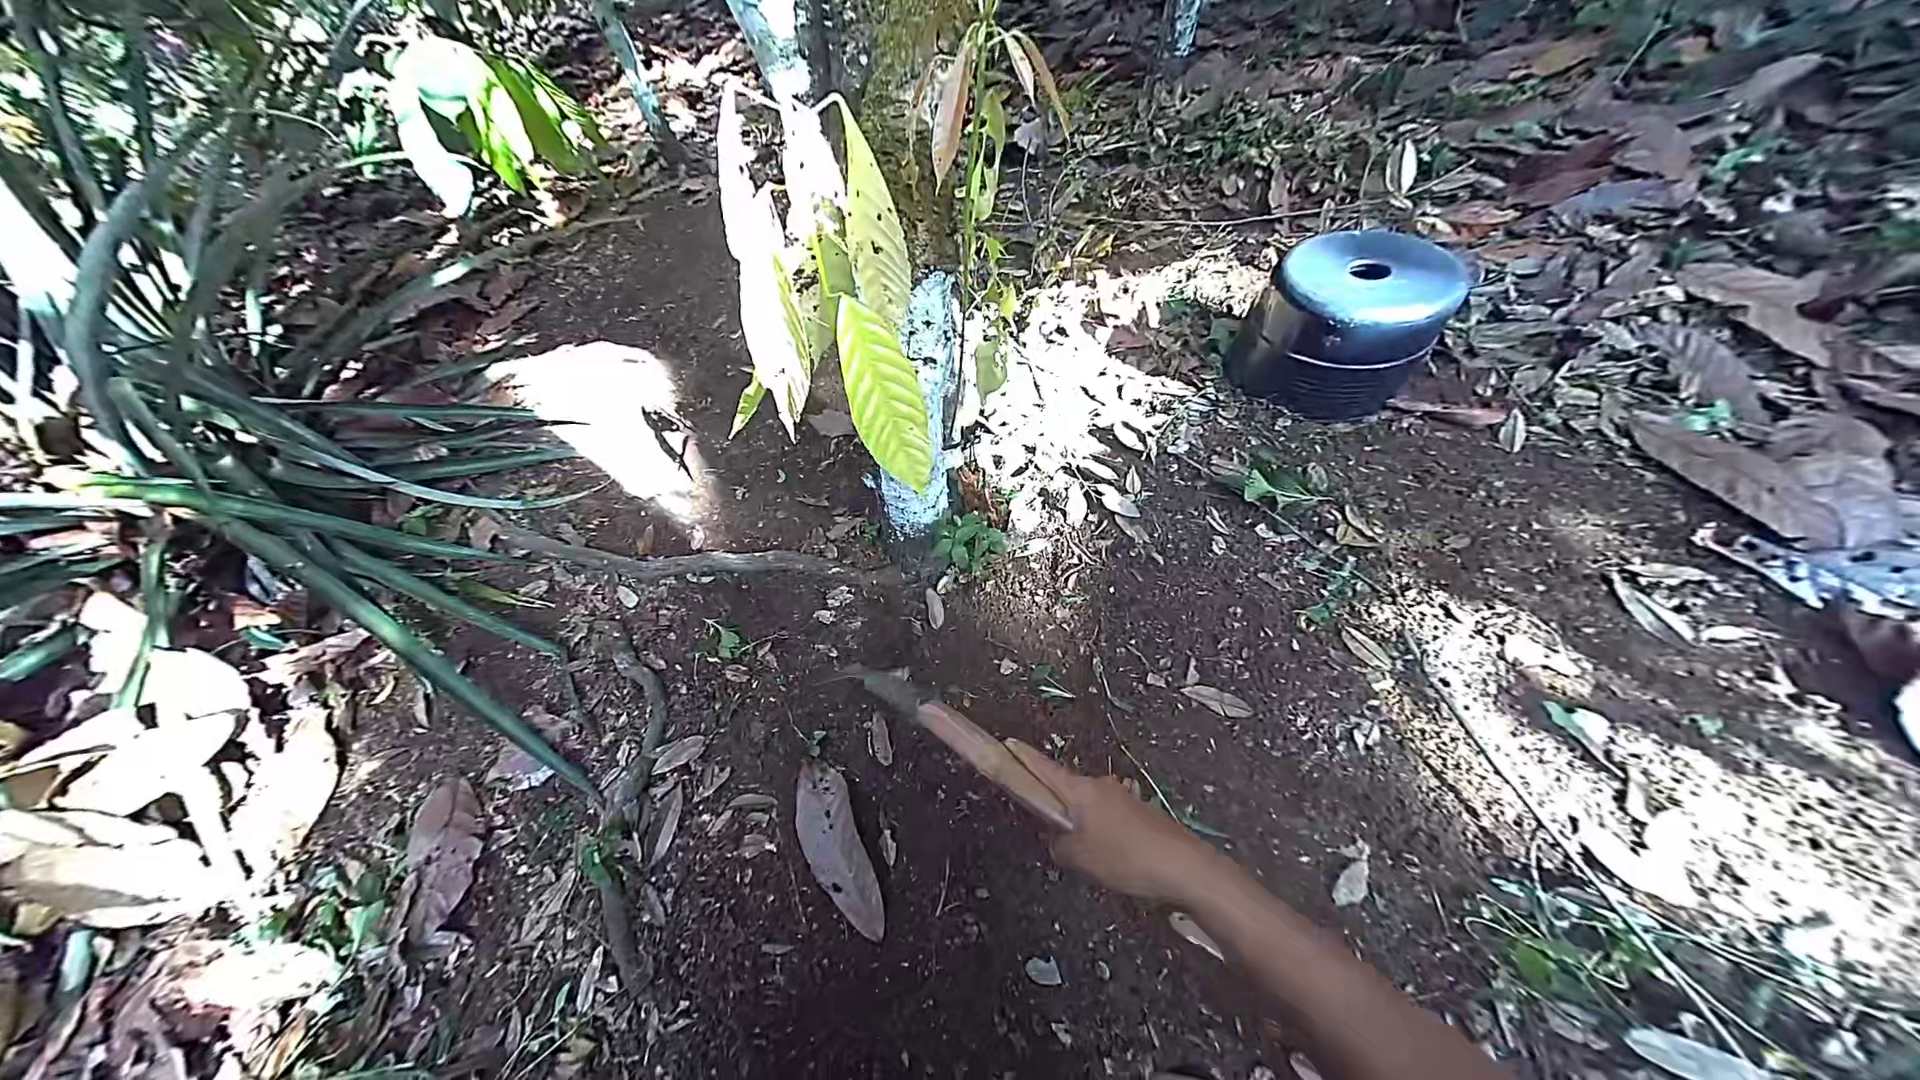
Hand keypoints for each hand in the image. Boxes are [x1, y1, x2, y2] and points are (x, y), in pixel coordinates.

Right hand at [1007, 738, 1223, 904]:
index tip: (1009, 744)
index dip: (1024, 758)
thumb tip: (1056, 839)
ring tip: (1090, 857)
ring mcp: (1121, 796)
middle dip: (1057, 808)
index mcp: (1080, 790)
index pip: (1044, 769)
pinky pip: (1108, 816)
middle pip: (1067, 790)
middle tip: (1054, 836)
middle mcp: (1099, 785)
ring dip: (1083, 823)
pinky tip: (1112, 857)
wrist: (1183, 865)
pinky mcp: (1138, 812)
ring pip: (1089, 806)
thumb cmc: (1126, 857)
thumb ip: (1058, 845)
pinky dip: (1102, 831)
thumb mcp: (1079, 857)